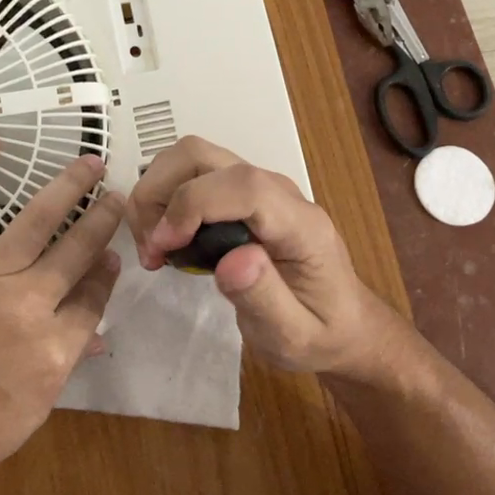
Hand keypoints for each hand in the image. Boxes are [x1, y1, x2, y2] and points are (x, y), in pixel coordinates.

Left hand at [0, 132, 123, 494]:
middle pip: (76, 253)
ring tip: (90, 164)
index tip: (115, 255)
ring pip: (36, 222)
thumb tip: (94, 332)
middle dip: (103, 220)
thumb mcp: (30, 411)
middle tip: (118, 195)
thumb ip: (62, 362)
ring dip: (68, 188)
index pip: (93, 298)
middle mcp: (27, 306)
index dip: (107, 273)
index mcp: (53, 349)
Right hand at [126, 136, 399, 374]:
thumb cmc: (321, 334)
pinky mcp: (240, 192)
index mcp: (300, 224)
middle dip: (159, 193)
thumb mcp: (295, 338)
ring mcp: (257, 185)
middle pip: (201, 156)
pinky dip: (165, 198)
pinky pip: (192, 174)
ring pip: (190, 157)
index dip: (193, 204)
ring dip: (157, 193)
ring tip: (155, 247)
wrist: (343, 324)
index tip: (164, 246)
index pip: (242, 186)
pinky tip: (167, 240)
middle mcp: (277, 190)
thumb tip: (234, 259)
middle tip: (150, 248)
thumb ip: (266, 299)